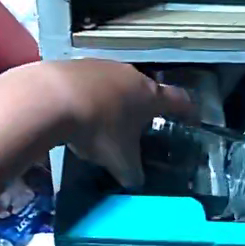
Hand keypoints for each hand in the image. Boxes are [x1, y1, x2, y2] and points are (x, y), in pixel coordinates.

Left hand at [28, 60, 195, 186]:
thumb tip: (135, 181)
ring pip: (115, 85)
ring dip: (114, 102)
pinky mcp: (75, 65)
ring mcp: (102, 65)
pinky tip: (77, 113)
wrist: (51, 98)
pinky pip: (89, 84)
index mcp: (150, 95)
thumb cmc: (98, 128)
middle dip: (143, 109)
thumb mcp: (120, 160)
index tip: (193, 119)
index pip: (179, 100)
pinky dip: (89, 97)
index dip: (188, 111)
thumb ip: (133, 172)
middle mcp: (130, 74)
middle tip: (139, 129)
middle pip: (145, 91)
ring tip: (104, 123)